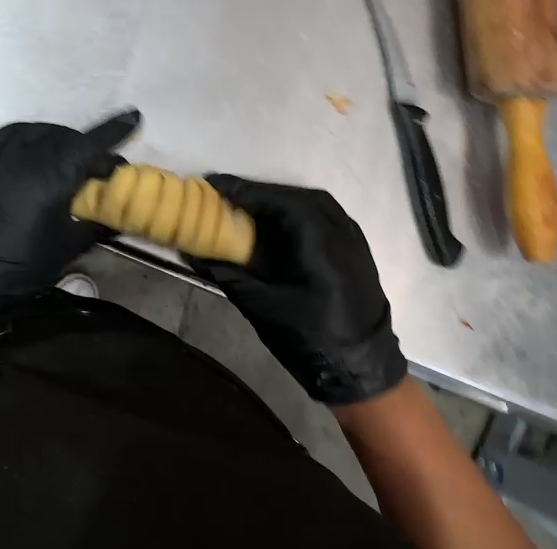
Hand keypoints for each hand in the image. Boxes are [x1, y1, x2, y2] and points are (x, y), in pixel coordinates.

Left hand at [0, 110, 138, 305]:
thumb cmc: (22, 263)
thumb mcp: (66, 248)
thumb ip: (94, 227)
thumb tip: (116, 219)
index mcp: (54, 175)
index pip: (90, 144)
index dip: (113, 130)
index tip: (133, 117)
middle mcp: (30, 157)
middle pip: (67, 138)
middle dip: (87, 147)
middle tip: (98, 169)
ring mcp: (4, 156)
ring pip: (40, 132)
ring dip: (59, 139)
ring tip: (68, 157)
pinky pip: (9, 134)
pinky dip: (28, 134)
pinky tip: (34, 144)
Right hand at [189, 176, 405, 404]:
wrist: (364, 372)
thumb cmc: (311, 338)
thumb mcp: (263, 307)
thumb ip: (228, 275)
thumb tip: (193, 254)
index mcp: (318, 240)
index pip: (275, 199)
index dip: (242, 189)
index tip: (213, 183)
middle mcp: (339, 230)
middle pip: (294, 196)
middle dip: (259, 193)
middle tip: (227, 195)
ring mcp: (353, 238)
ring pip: (312, 203)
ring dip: (279, 200)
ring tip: (250, 206)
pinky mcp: (357, 250)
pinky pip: (325, 216)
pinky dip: (298, 212)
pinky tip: (280, 224)